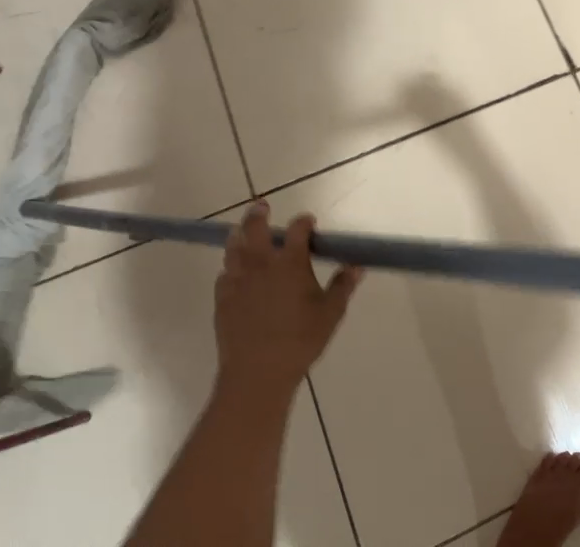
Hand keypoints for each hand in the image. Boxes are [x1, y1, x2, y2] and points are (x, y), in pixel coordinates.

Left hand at [215, 202, 362, 396]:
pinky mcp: (222, 298)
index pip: (298, 230)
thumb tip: (357, 266)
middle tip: (262, 207)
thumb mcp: (331, 313)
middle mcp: (262, 264)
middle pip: (255, 228)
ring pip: (234, 247)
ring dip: (239, 235)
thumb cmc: (300, 340)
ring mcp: (238, 280)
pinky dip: (230, 267)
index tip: (309, 222)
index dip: (304, 222)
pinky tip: (235, 273)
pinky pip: (224, 274)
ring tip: (242, 232)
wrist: (257, 371)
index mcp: (290, 263)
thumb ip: (343, 286)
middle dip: (259, 214)